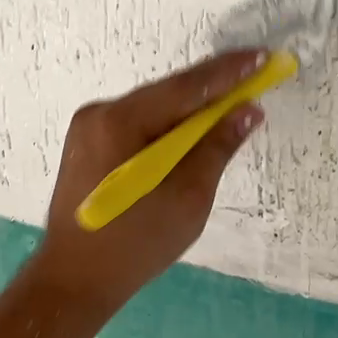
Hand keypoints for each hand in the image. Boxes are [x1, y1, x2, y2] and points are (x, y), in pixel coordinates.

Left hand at [34, 50, 267, 310]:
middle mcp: (99, 113)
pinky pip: (139, 122)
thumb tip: (248, 110)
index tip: (262, 58)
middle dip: (212, 88)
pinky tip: (193, 131)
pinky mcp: (88, 142)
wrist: (74, 280)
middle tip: (255, 78)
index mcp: (120, 123)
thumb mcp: (187, 198)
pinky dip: (168, 124)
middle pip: (167, 93)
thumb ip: (217, 147)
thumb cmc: (134, 245)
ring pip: (153, 107)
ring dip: (191, 108)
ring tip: (231, 104)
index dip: (227, 73)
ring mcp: (89, 126)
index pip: (184, 88)